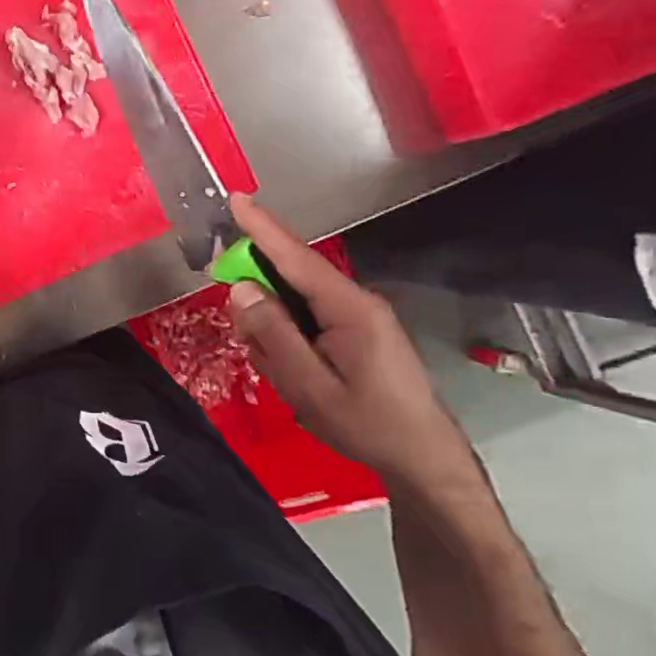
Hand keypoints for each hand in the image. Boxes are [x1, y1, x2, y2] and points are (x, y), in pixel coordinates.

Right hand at [224, 196, 481, 495]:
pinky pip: (306, 323)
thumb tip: (241, 289)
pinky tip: (295, 375)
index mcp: (348, 309)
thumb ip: (273, 335)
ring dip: (274, 335)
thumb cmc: (365, 422)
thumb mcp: (308, 385)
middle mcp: (354, 302)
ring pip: (294, 306)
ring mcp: (357, 317)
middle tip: (255, 348)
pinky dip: (287, 343)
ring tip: (285, 378)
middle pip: (290, 281)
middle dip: (260, 306)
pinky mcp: (354, 332)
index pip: (297, 258)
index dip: (263, 229)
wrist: (420, 455)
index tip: (235, 201)